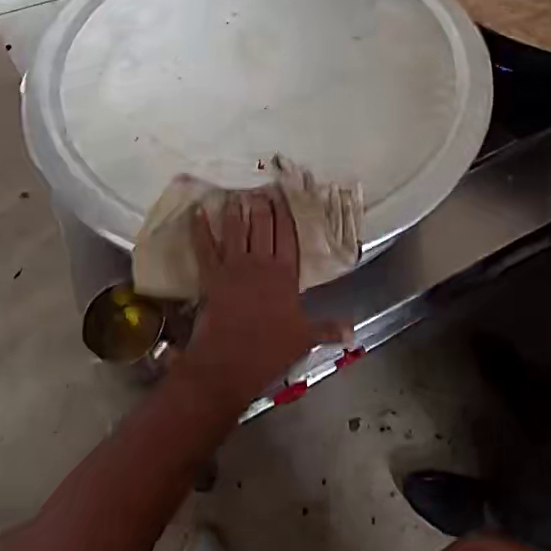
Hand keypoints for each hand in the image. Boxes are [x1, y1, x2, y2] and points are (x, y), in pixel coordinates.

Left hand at [179, 190, 340, 399]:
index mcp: (285, 275)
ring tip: (236, 195)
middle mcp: (260, 264)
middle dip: (262, 206)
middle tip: (260, 189)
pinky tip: (197, 213)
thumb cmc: (270, 349)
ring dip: (235, 212)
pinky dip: (200, 229)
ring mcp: (234, 267)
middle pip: (262, 227)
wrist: (230, 361)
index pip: (288, 236)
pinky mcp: (211, 276)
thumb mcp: (304, 338)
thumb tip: (353, 330)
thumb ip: (328, 328)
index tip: (282, 196)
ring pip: (235, 231)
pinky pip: (205, 247)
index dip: (285, 214)